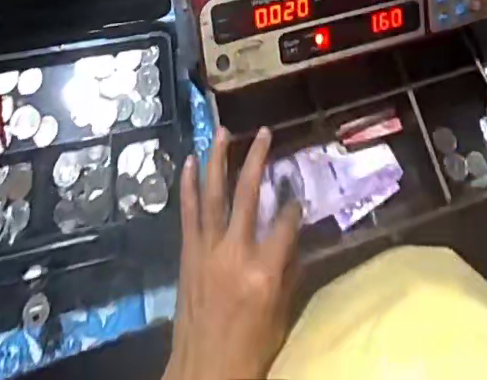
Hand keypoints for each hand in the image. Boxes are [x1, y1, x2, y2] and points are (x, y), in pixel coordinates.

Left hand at [162, 128, 303, 379]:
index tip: (298, 190)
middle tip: (264, 132)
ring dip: (218, 159)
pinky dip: (189, 184)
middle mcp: (234, 252)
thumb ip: (288, 271)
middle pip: (248, 194)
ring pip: (213, 193)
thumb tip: (295, 234)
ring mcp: (207, 249)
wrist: (204, 373)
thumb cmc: (251, 350)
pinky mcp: (188, 252)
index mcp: (264, 271)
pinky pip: (188, 210)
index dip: (295, 204)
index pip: (286, 223)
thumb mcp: (281, 314)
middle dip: (257, 158)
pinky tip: (191, 160)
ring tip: (222, 131)